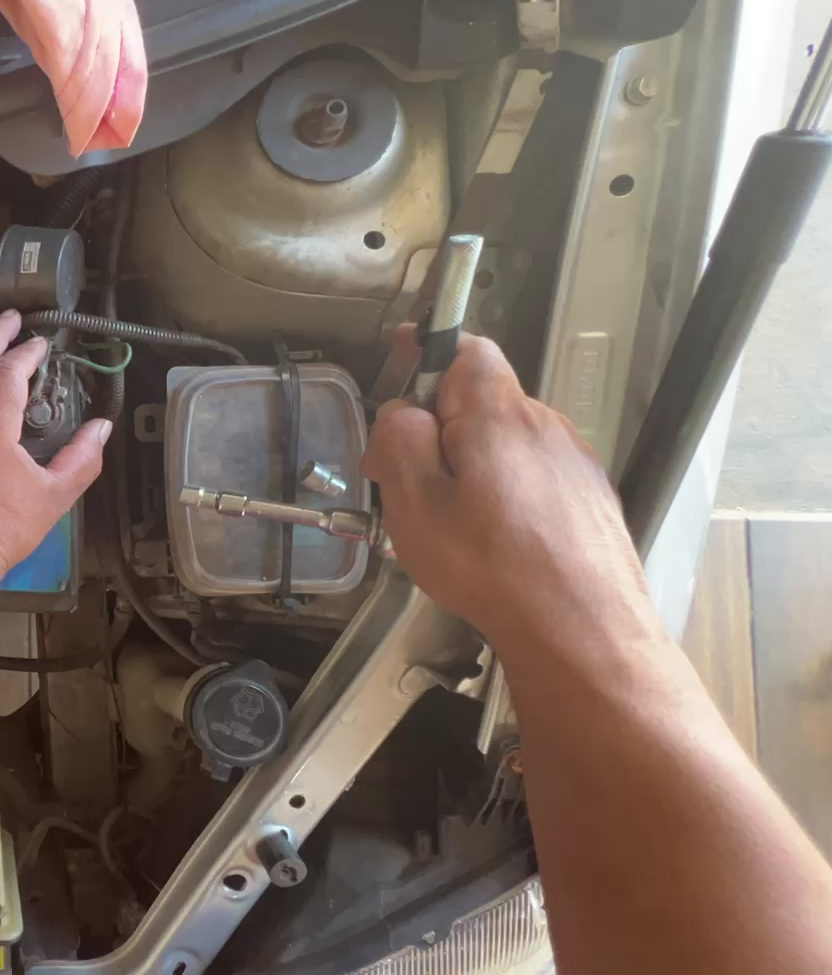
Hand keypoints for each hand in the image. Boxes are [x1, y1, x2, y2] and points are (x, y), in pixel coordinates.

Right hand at [363, 334, 651, 647]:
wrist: (580, 629)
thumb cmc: (486, 561)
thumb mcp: (414, 498)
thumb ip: (400, 438)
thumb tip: (404, 411)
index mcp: (500, 418)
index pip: (469, 350)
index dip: (428, 347)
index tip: (396, 364)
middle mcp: (545, 426)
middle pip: (477, 398)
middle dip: (428, 422)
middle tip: (392, 475)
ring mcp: (572, 462)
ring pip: (498, 436)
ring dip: (457, 456)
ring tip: (434, 512)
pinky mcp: (585, 496)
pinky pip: (523, 467)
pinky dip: (490, 482)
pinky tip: (479, 531)